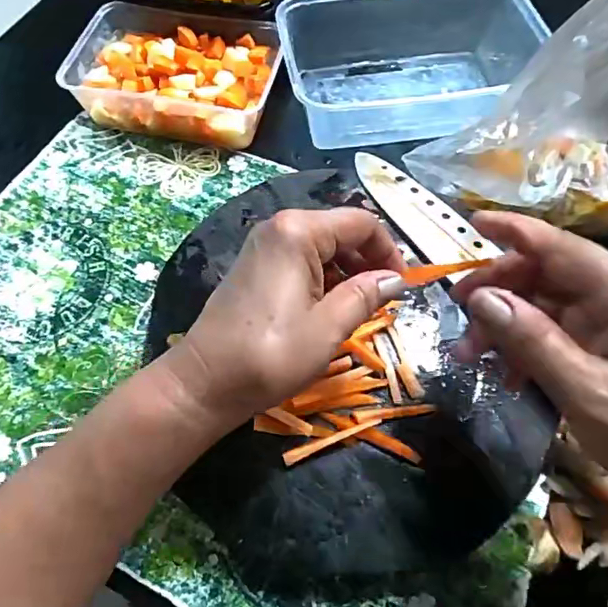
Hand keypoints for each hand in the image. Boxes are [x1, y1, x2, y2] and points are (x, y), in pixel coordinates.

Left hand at [164, 208, 406, 427]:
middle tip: (385, 300)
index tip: (402, 286)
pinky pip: (302, 259)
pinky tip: (330, 309)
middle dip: (369, 261)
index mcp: (298, 232)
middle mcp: (280, 227)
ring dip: (348, 272)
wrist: (204, 383)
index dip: (389, 251)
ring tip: (360, 309)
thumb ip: (366, 295)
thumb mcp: (328, 328)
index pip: (362, 223)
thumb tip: (396, 278)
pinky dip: (325, 278)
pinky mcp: (256, 265)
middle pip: (342, 230)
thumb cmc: (270, 356)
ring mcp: (264, 245)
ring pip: (324, 246)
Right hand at [452, 212, 607, 603]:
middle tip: (460, 320)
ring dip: (516, 326)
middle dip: (505, 294)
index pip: (566, 249)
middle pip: (557, 277)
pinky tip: (512, 373)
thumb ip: (536, 343)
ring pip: (560, 306)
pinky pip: (575, 332)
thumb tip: (482, 298)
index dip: (516, 233)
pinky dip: (541, 348)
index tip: (472, 222)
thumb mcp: (593, 398)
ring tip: (473, 355)